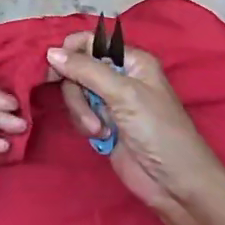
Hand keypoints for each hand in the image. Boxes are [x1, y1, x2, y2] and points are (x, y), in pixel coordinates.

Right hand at [47, 38, 224, 214]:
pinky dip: (85, 124)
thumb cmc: (157, 130)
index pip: (92, 41)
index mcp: (132, 60)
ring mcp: (111, 102)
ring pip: (76, 93)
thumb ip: (86, 70)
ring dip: (81, 111)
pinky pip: (80, 114)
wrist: (173, 182)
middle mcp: (121, 76)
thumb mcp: (124, 94)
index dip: (71, 51)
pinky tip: (101, 138)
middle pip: (79, 68)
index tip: (54, 67)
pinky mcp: (104, 124)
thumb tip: (51, 52)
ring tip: (98, 130)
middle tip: (85, 108)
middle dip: (77, 90)